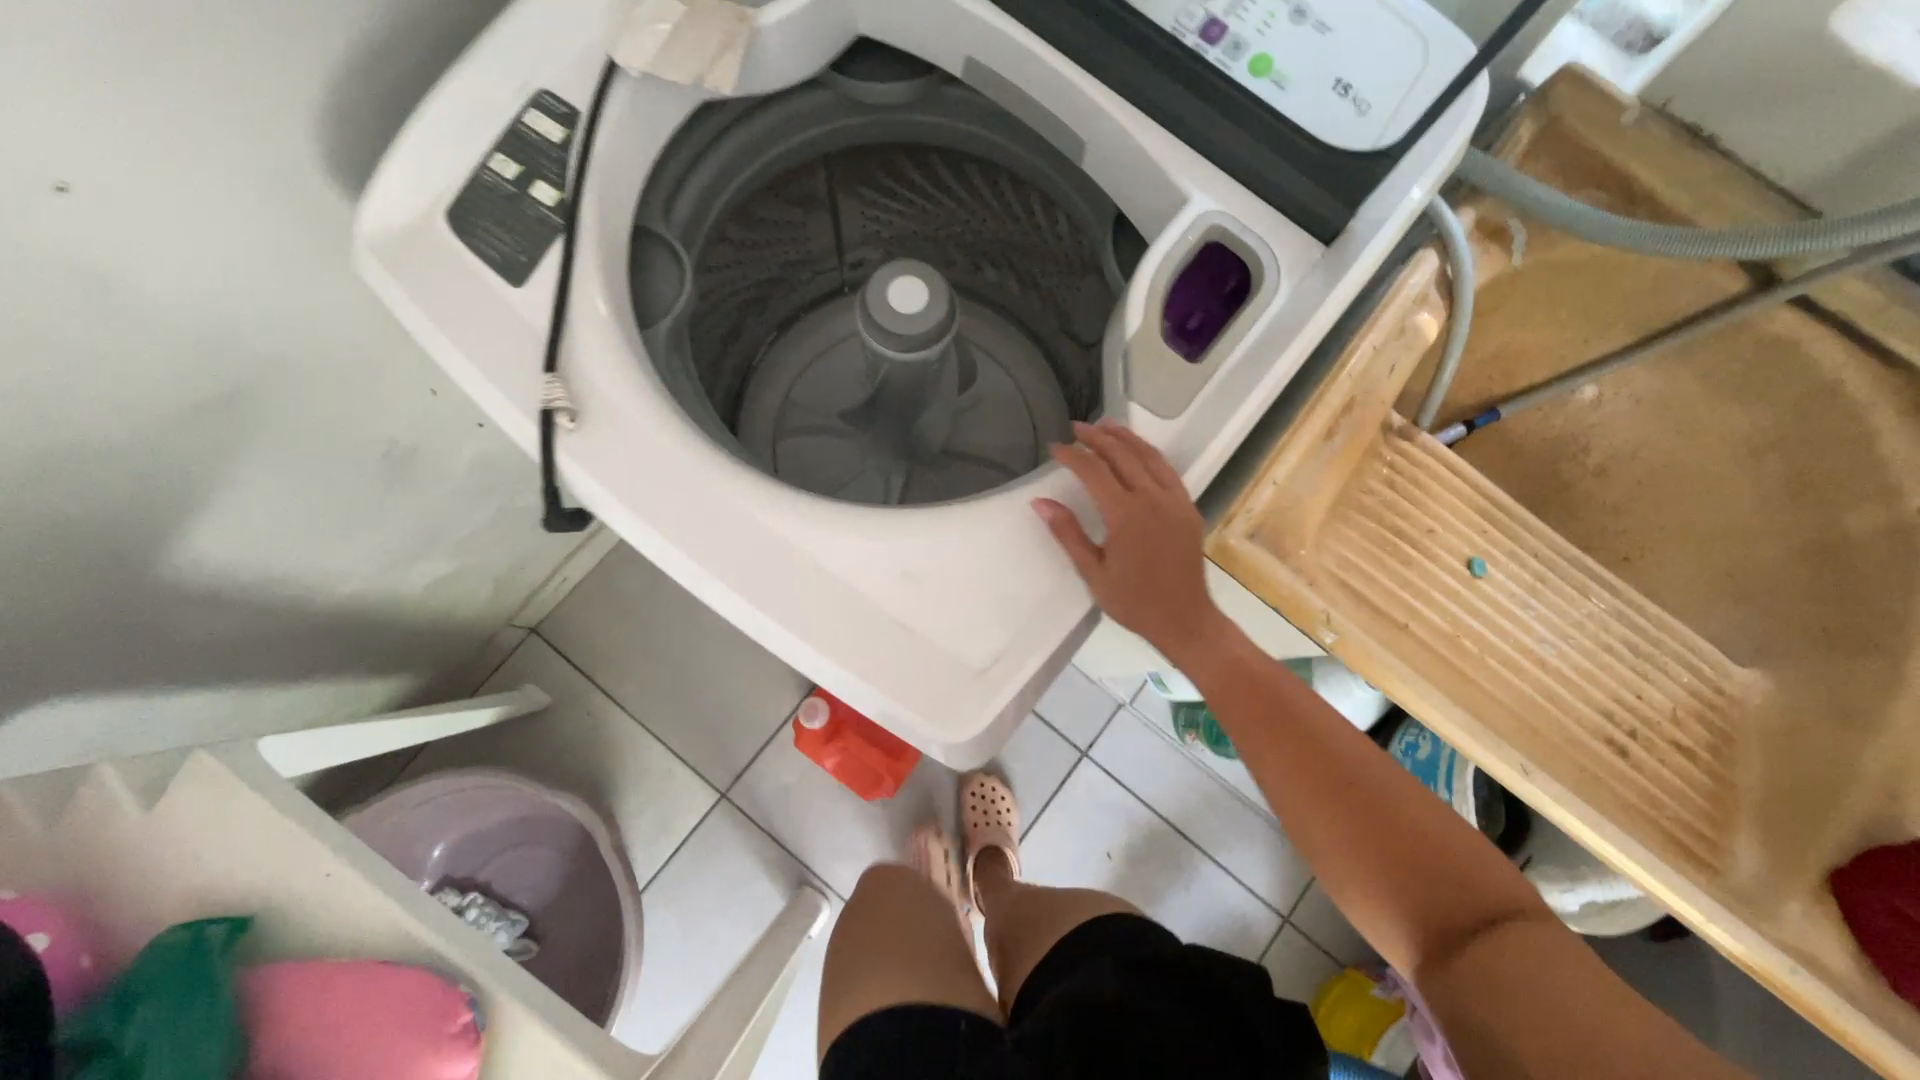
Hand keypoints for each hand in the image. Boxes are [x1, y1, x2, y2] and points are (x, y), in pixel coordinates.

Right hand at [1033, 420, 1229, 662]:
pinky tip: (1138, 451)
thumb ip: (1067, 533)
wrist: (1184, 618)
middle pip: (1122, 456)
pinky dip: (1149, 454)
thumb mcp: (1092, 572)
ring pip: (1149, 457)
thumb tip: (1040, 502)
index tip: (1054, 448)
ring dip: (1125, 438)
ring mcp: (1174, 501)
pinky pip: (1167, 471)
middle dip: (1097, 438)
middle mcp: (1152, 499)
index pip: (1093, 471)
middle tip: (1076, 427)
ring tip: (1106, 425)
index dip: (1072, 456)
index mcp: (1125, 515)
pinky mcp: (1187, 507)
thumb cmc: (1133, 602)